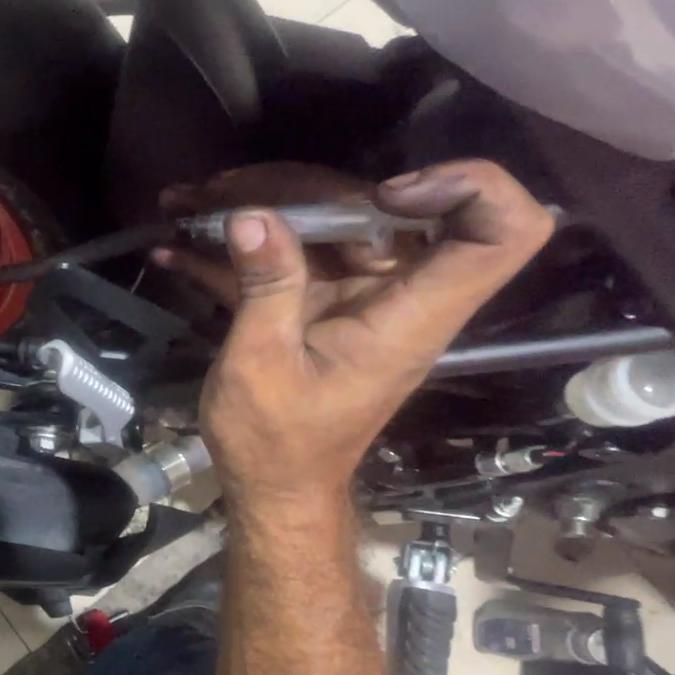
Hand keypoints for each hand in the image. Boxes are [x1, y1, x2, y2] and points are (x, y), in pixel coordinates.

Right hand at [157, 159, 555, 505]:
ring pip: (318, 229)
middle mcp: (392, 296)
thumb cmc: (276, 441)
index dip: (467, 190)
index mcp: (410, 315)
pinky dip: (227, 256)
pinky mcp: (309, 308)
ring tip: (183, 205)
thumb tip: (249, 215)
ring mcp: (348, 299)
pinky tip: (172, 250)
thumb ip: (265, 287)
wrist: (269, 485)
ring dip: (249, 211)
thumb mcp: (261, 365)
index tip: (386, 192)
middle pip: (378, 213)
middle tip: (219, 191)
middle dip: (298, 190)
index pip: (501, 232)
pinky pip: (276, 266)